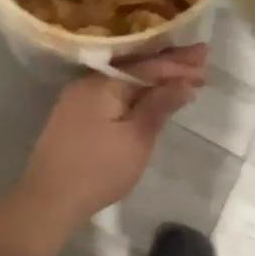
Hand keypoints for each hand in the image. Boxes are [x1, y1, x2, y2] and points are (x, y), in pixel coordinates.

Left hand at [14, 45, 208, 226]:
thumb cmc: (98, 170)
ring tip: (182, 72)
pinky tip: (149, 94)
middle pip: (133, 67)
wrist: (49, 198)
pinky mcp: (75, 115)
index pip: (147, 66)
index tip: (205, 58)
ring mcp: (78, 98)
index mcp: (102, 83)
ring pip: (122, 80)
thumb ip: (159, 106)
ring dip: (152, 78)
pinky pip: (111, 93)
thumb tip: (184, 83)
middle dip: (167, 64)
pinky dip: (134, 91)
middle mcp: (87, 82)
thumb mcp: (136, 139)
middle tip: (201, 57)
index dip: (177, 63)